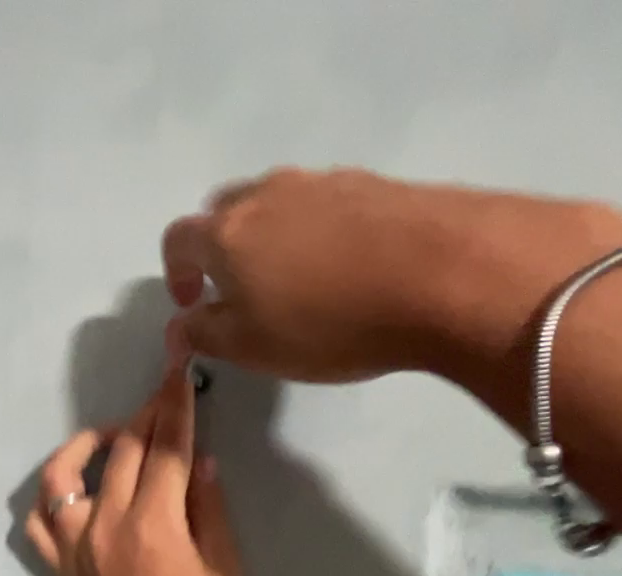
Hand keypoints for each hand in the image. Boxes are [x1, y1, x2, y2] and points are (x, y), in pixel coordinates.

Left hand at [25, 348, 243, 575]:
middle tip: (164, 397)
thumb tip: (199, 460)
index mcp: (154, 523)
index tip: (180, 373)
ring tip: (113, 440)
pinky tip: (76, 492)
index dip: (177, 406)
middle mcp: (105, 523)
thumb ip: (209, 509)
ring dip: (88, 445)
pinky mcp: (58, 567)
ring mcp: (73, 545)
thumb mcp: (224, 571)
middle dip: (147, 416)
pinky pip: (39, 520)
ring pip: (64, 474)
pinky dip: (52, 497)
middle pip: (123, 451)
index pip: (168, 447)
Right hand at [160, 167, 621, 382]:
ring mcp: (324, 181)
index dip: (175, 274)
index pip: (177, 240)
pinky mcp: (374, 183)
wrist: (446, 274)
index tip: (194, 304)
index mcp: (226, 232)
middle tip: (242, 290)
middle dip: (221, 249)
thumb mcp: (251, 347)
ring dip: (272, 238)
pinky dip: (321, 232)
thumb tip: (177, 327)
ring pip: (278, 204)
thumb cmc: (329, 322)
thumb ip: (204, 335)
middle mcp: (267, 194)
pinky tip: (349, 268)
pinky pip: (327, 205)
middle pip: (225, 211)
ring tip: (300, 281)